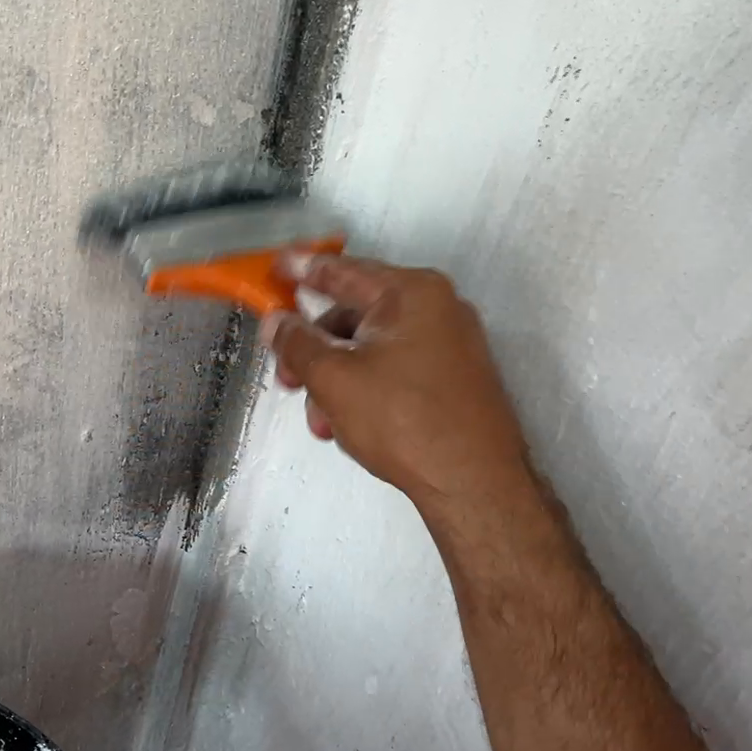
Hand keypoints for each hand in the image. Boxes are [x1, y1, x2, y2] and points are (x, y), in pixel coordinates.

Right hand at [258, 253, 535, 520]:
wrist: (476, 484)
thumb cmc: (401, 420)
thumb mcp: (333, 378)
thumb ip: (297, 343)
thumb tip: (276, 320)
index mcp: (411, 293)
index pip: (342, 270)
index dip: (302, 269)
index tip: (275, 266)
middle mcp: (436, 308)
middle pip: (354, 315)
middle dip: (314, 350)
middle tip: (286, 378)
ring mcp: (450, 344)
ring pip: (370, 349)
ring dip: (335, 380)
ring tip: (322, 422)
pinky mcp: (454, 378)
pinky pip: (394, 369)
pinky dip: (364, 390)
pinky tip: (348, 427)